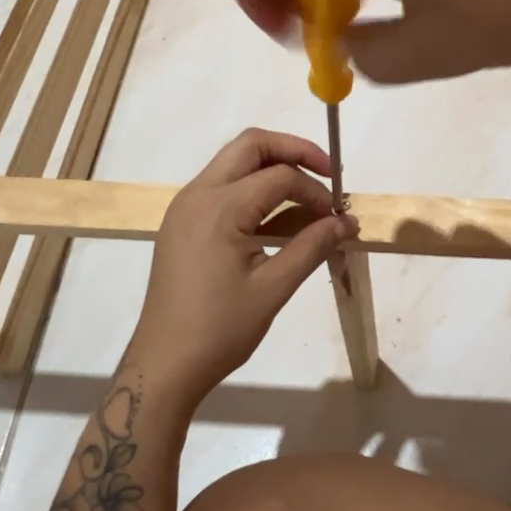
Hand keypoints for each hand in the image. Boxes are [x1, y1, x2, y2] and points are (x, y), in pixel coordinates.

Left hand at [127, 129, 358, 408]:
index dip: (316, 191)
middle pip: (251, 145)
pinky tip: (277, 218)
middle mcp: (198, 195)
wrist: (164, 365)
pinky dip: (253, 189)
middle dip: (294, 151)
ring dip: (273, 168)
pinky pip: (222, 187)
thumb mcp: (274, 288)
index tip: (339, 217)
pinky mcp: (182, 223)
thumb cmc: (220, 329)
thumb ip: (313, 246)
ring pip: (234, 162)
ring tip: (307, 196)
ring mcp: (185, 207)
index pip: (280, 176)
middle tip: (327, 172)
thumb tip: (347, 223)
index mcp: (219, 207)